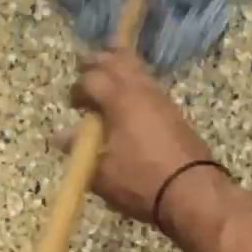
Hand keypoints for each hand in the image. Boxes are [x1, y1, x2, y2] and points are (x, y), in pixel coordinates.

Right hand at [61, 50, 214, 225]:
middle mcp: (141, 91)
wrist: (191, 191)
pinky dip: (136, 80)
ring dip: (120, 65)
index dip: (78, 87)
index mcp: (119, 100)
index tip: (72, 103)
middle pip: (119, 61)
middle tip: (85, 64)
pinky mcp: (174, 112)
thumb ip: (79, 148)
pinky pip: (150, 84)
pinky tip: (131, 94)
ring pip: (138, 69)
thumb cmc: (140, 180)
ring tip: (109, 68)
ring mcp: (161, 99)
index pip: (92, 79)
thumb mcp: (100, 170)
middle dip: (99, 60)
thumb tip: (60, 135)